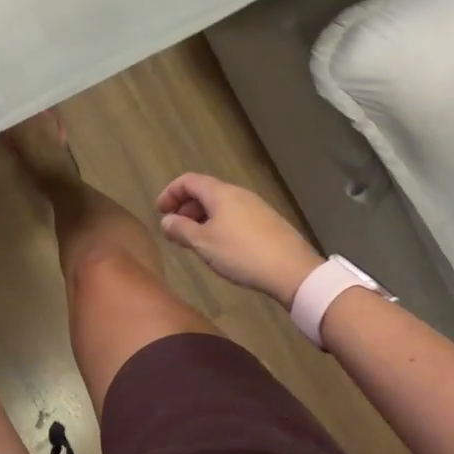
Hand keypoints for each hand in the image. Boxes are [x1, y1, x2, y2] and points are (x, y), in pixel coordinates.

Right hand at [156, 172, 323, 307]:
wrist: (294, 272)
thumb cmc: (241, 253)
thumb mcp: (202, 243)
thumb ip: (180, 229)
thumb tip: (166, 221)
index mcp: (220, 192)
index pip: (187, 181)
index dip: (170, 193)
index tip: (160, 212)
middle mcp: (238, 193)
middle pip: (205, 192)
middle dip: (185, 207)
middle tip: (176, 229)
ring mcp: (257, 207)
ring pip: (221, 205)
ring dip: (203, 218)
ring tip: (196, 240)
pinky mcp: (269, 223)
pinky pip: (236, 216)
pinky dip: (221, 224)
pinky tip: (222, 247)